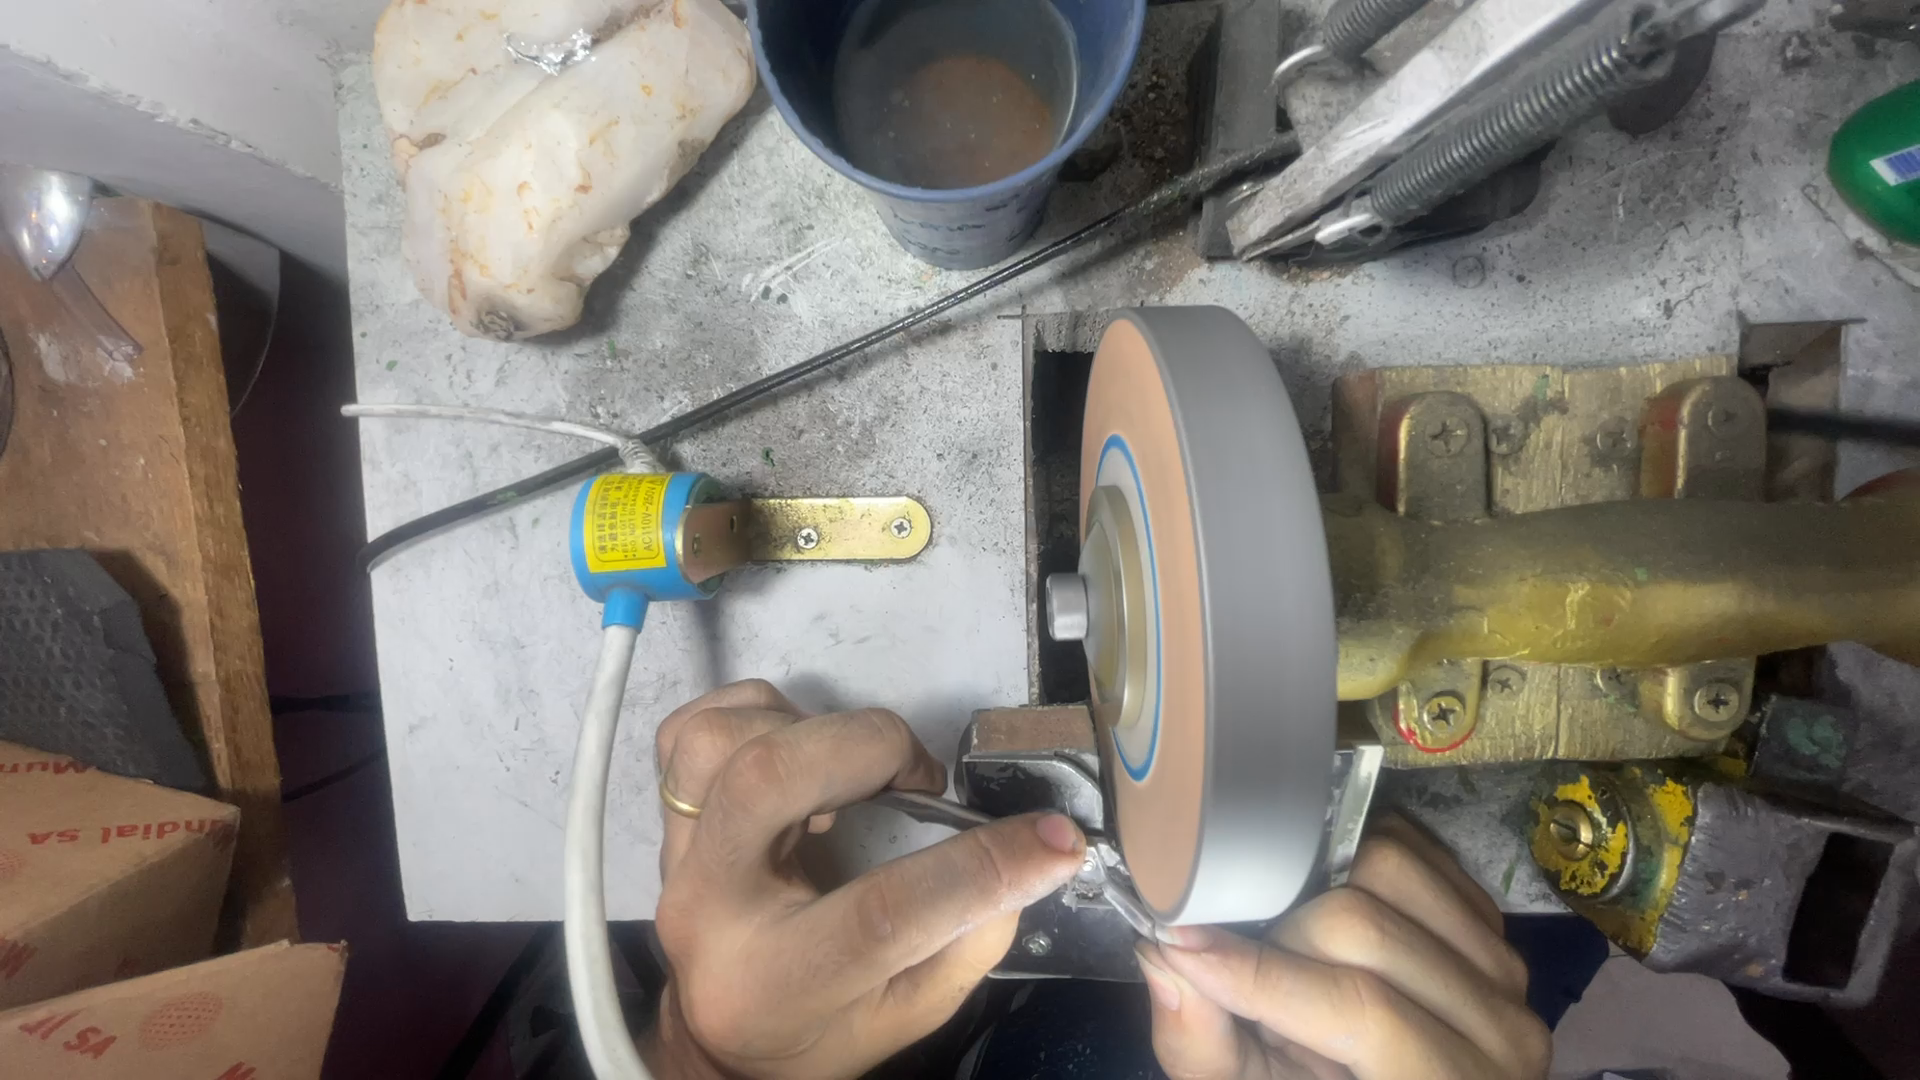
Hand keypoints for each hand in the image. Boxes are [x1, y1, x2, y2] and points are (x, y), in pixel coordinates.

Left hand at [643, 680, 1087, 1079]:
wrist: (722, 1034)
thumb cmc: (823, 1026)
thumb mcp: (911, 1011)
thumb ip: (970, 936)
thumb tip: (1031, 848)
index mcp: (777, 985)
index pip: (882, 914)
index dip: (980, 867)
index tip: (1056, 838)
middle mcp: (710, 910)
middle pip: (769, 780)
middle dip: (871, 748)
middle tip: (916, 778)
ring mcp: (676, 854)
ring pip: (721, 743)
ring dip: (806, 728)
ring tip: (848, 766)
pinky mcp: (666, 812)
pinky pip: (694, 726)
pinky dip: (756, 715)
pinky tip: (795, 747)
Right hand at [1136, 816, 1550, 1079]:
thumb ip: (1204, 1048)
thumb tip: (1163, 955)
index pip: (1363, 1008)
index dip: (1259, 974)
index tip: (1179, 944)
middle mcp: (1501, 1031)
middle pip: (1366, 924)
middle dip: (1279, 933)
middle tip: (1235, 950)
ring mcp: (1502, 964)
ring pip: (1389, 863)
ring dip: (1313, 884)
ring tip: (1284, 929)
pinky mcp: (1484, 913)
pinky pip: (1408, 842)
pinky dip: (1347, 848)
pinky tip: (1321, 888)